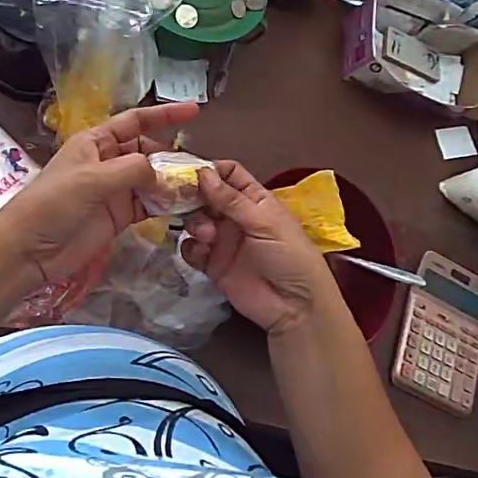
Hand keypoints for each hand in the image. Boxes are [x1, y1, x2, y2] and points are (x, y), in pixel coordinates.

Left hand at [0, 102, 199, 283]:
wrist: (29, 250)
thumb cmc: (52, 204)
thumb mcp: (91, 179)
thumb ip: (131, 169)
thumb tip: (161, 171)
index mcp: (95, 143)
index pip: (135, 121)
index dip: (164, 115)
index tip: (193, 111)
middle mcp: (106, 162)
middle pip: (147, 151)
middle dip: (172, 155)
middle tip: (199, 166)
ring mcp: (113, 190)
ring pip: (151, 179)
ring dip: (172, 182)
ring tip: (198, 186)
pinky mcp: (118, 216)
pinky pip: (148, 204)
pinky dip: (165, 204)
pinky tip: (182, 206)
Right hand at [181, 161, 339, 335]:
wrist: (295, 307)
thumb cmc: (289, 256)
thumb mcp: (264, 223)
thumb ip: (231, 200)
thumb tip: (202, 172)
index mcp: (254, 200)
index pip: (228, 174)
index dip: (211, 170)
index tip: (190, 171)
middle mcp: (235, 217)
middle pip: (205, 196)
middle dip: (194, 197)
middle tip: (182, 200)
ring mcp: (222, 240)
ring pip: (195, 221)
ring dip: (194, 223)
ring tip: (207, 235)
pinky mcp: (212, 265)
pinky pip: (192, 249)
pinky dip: (191, 247)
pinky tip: (201, 251)